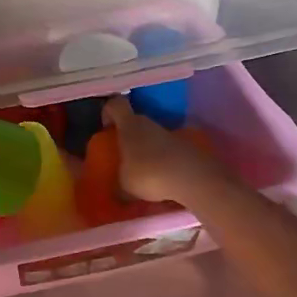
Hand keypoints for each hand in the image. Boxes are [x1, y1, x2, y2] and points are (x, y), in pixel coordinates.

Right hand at [102, 96, 231, 202]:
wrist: (191, 176)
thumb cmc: (148, 173)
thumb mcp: (125, 185)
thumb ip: (118, 185)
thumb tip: (117, 192)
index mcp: (129, 126)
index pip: (115, 104)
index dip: (108, 111)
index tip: (106, 128)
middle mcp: (149, 123)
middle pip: (134, 120)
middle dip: (127, 134)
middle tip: (122, 154)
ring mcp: (169, 133)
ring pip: (151, 135)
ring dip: (146, 148)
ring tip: (142, 170)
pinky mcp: (184, 145)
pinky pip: (166, 148)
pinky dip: (161, 158)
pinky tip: (161, 177)